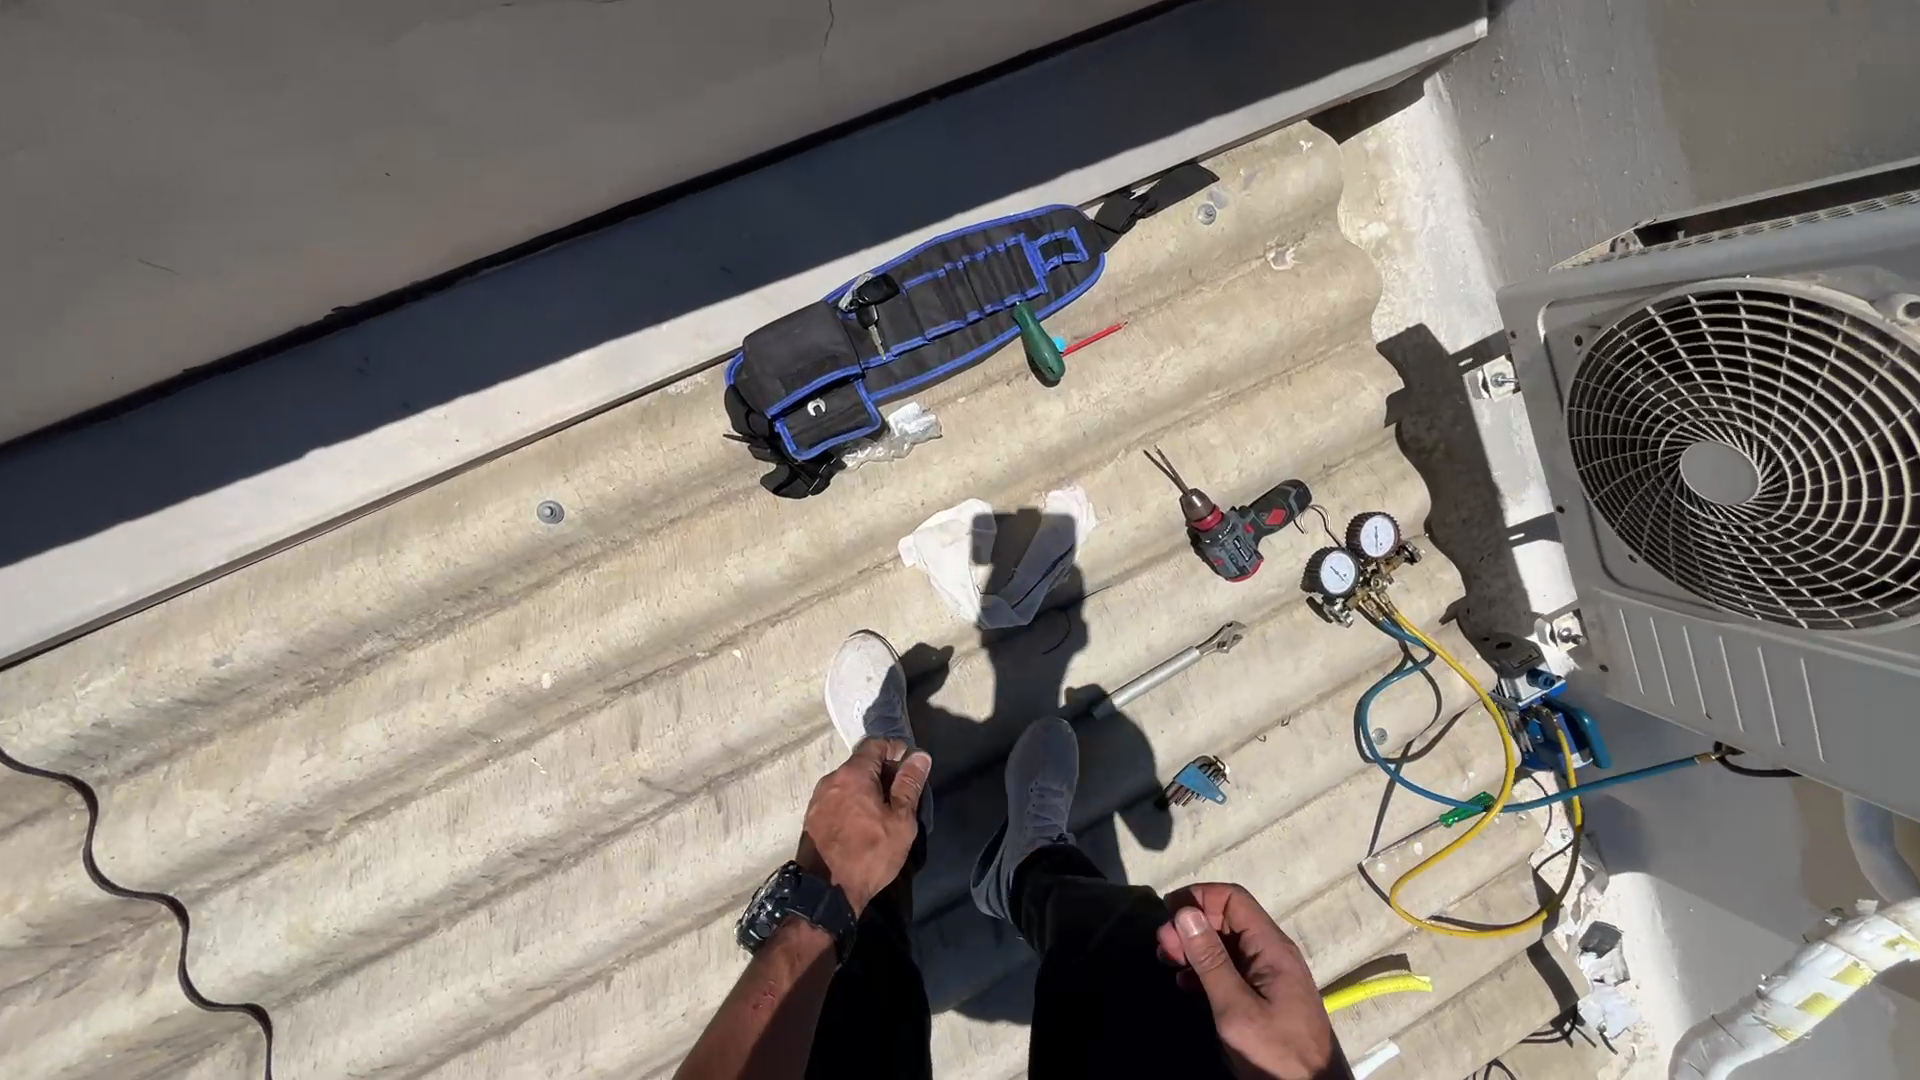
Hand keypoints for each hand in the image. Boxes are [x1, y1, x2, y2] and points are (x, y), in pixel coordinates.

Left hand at [794, 738, 930, 915]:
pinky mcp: (812, 817)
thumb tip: (919, 756)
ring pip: (848, 782)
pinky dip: (852, 802)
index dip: (896, 750)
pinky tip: (863, 824)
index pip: (876, 744)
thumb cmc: (869, 854)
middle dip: (883, 772)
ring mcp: (818, 798)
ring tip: (884, 812)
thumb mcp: (900, 821)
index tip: (910, 768)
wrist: (825, 893)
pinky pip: (838, 798)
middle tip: (902, 795)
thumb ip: (909, 785)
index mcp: (853, 774)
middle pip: (861, 763)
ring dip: (867, 789)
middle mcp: (832, 779)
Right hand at [1156, 883, 1348, 1079]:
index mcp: (1271, 947)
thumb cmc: (1276, 1053)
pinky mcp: (1264, 997)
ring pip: (1225, 944)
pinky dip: (1205, 969)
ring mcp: (1268, 976)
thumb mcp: (1236, 1009)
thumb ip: (1210, 960)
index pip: (1233, 898)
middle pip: (1226, 919)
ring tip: (1167, 962)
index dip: (1199, 898)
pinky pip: (1230, 968)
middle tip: (1162, 946)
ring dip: (1194, 947)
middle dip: (1191, 925)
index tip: (1168, 915)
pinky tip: (1186, 984)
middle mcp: (1271, 953)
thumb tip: (1185, 913)